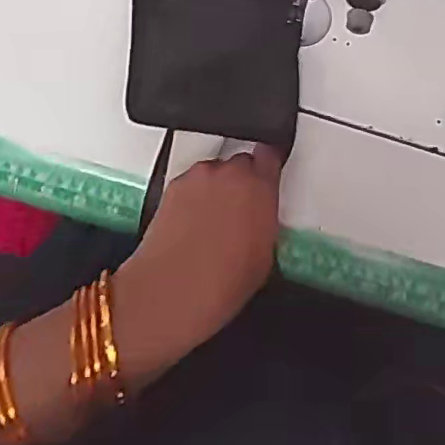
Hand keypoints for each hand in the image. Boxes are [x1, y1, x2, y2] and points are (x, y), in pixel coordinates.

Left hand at [112, 145, 285, 375]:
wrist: (174, 289)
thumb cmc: (222, 281)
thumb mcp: (265, 256)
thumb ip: (266, 221)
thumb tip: (261, 220)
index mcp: (261, 188)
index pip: (270, 155)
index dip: (268, 165)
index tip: (267, 173)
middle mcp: (232, 174)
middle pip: (241, 163)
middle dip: (242, 182)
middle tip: (238, 210)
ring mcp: (202, 177)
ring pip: (215, 172)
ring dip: (216, 189)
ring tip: (211, 222)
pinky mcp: (176, 184)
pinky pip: (191, 183)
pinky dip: (193, 196)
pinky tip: (191, 223)